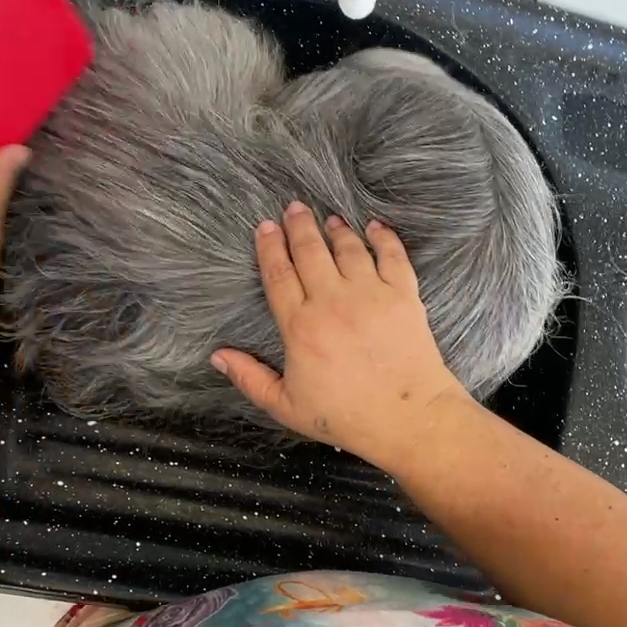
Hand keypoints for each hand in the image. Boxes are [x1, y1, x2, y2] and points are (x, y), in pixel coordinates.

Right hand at [212, 201, 475, 470]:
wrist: (407, 418)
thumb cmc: (345, 417)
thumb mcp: (286, 406)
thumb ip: (250, 378)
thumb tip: (218, 356)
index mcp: (300, 327)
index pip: (278, 275)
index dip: (269, 248)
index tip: (265, 227)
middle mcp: (332, 302)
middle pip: (310, 252)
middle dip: (299, 226)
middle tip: (294, 208)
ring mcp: (370, 295)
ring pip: (348, 248)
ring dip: (336, 230)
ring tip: (328, 218)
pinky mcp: (403, 296)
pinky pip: (391, 255)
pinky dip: (382, 237)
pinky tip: (374, 227)